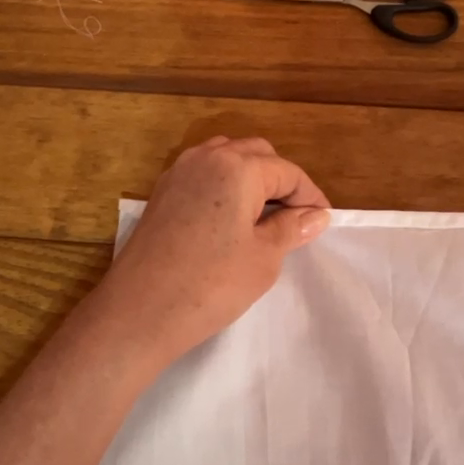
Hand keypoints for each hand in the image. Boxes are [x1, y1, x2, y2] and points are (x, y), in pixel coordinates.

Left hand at [91, 137, 331, 364]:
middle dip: (281, 181)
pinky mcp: (162, 192)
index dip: (309, 195)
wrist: (140, 309)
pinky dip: (225, 186)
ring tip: (265, 218)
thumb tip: (315, 215)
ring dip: (252, 179)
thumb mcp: (264, 257)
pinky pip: (204, 174)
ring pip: (227, 158)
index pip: (286, 171)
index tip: (323, 221)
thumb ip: (292, 228)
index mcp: (236, 166)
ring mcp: (179, 172)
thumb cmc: (211, 284)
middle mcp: (206, 157)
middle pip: (256, 155)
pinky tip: (232, 220)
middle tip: (296, 219)